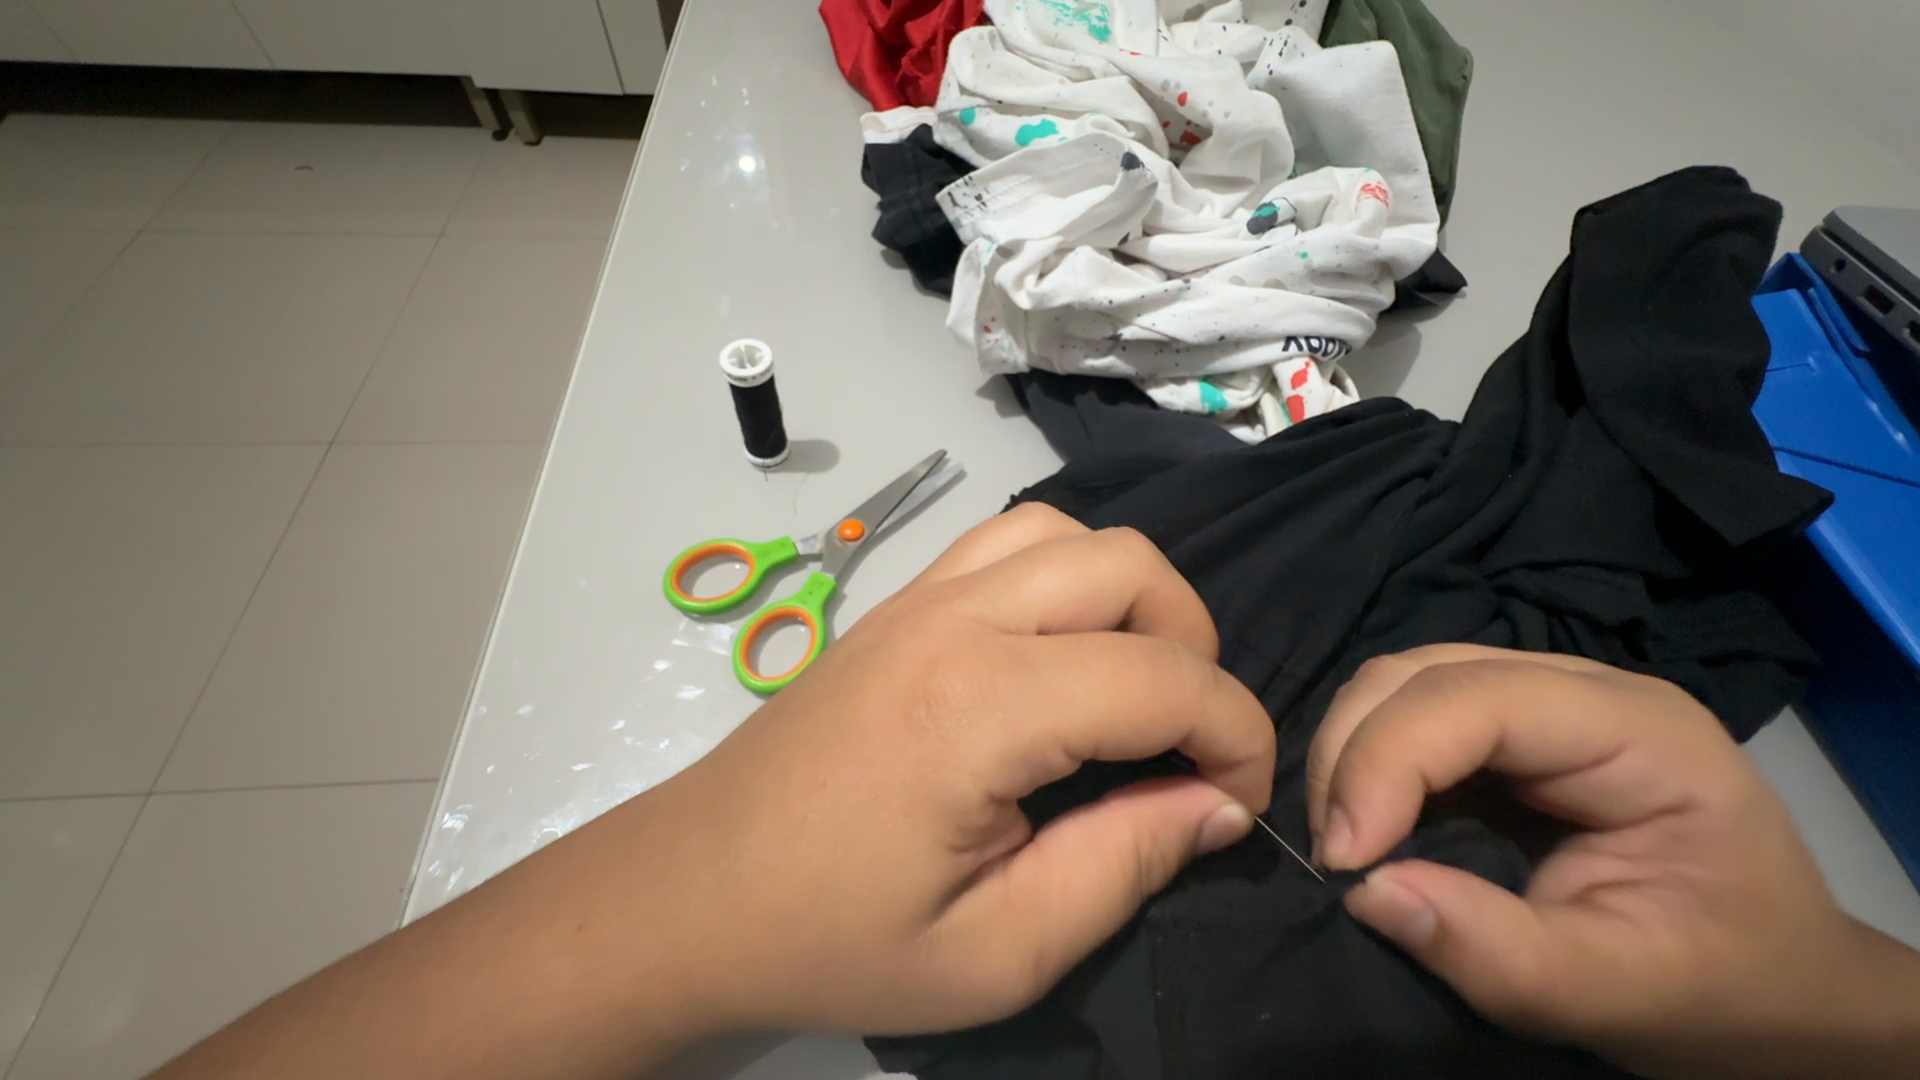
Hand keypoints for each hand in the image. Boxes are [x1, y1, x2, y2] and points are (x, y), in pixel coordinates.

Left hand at [636, 503, 1274, 1036]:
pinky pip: (1009, 542)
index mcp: (982, 705)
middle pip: (1129, 565)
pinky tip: (1059, 653)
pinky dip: (1066, 577)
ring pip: (1068, 533)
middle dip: (1194, 643)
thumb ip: (1122, 866)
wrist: (696, 889)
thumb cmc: (834, 935)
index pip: (1163, 677)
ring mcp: (921, 595)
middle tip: (1185, 738)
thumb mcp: (995, 951)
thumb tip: (1217, 804)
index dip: (1236, 734)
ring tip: (1129, 685)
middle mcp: (956, 619)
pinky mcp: (900, 601)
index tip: (1239, 799)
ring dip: (1129, 596)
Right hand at [1306, 645, 1919, 1079]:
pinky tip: (1365, 813)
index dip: (1386, 763)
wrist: (1769, 978)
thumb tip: (1367, 894)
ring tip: (1345, 835)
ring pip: (1391, 681)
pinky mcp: (1493, 720)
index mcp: (1635, 731)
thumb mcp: (1626, 995)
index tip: (1344, 859)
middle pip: (1412, 676)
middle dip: (1351, 756)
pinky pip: (1396, 708)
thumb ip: (1503, 956)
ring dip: (1346, 752)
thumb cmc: (1721, 984)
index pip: (1470, 701)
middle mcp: (1573, 685)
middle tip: (1338, 855)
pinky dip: (1359, 756)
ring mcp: (1528, 692)